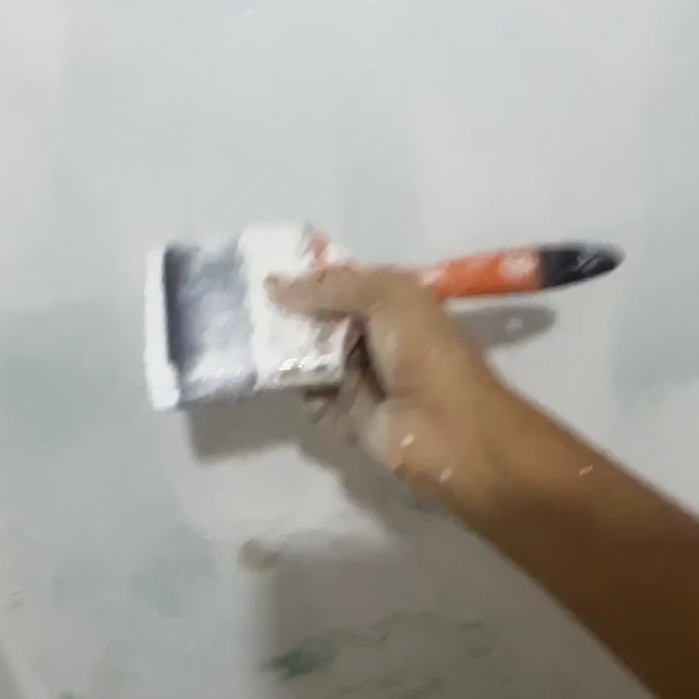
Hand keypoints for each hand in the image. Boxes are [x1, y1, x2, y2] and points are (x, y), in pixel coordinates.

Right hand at [267, 265, 524, 498]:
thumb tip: (273, 284)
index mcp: (393, 304)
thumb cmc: (424, 351)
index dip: (310, 277)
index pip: (343, 284)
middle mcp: (376, 338)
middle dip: (289, 316)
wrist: (448, 426)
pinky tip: (290, 382)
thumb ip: (332, 286)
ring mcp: (363, 380)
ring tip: (257, 343)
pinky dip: (303, 395)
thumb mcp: (386, 297)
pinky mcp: (352, 418)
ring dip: (289, 355)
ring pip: (313, 362)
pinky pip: (315, 402)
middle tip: (250, 308)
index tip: (266, 271)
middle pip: (322, 323)